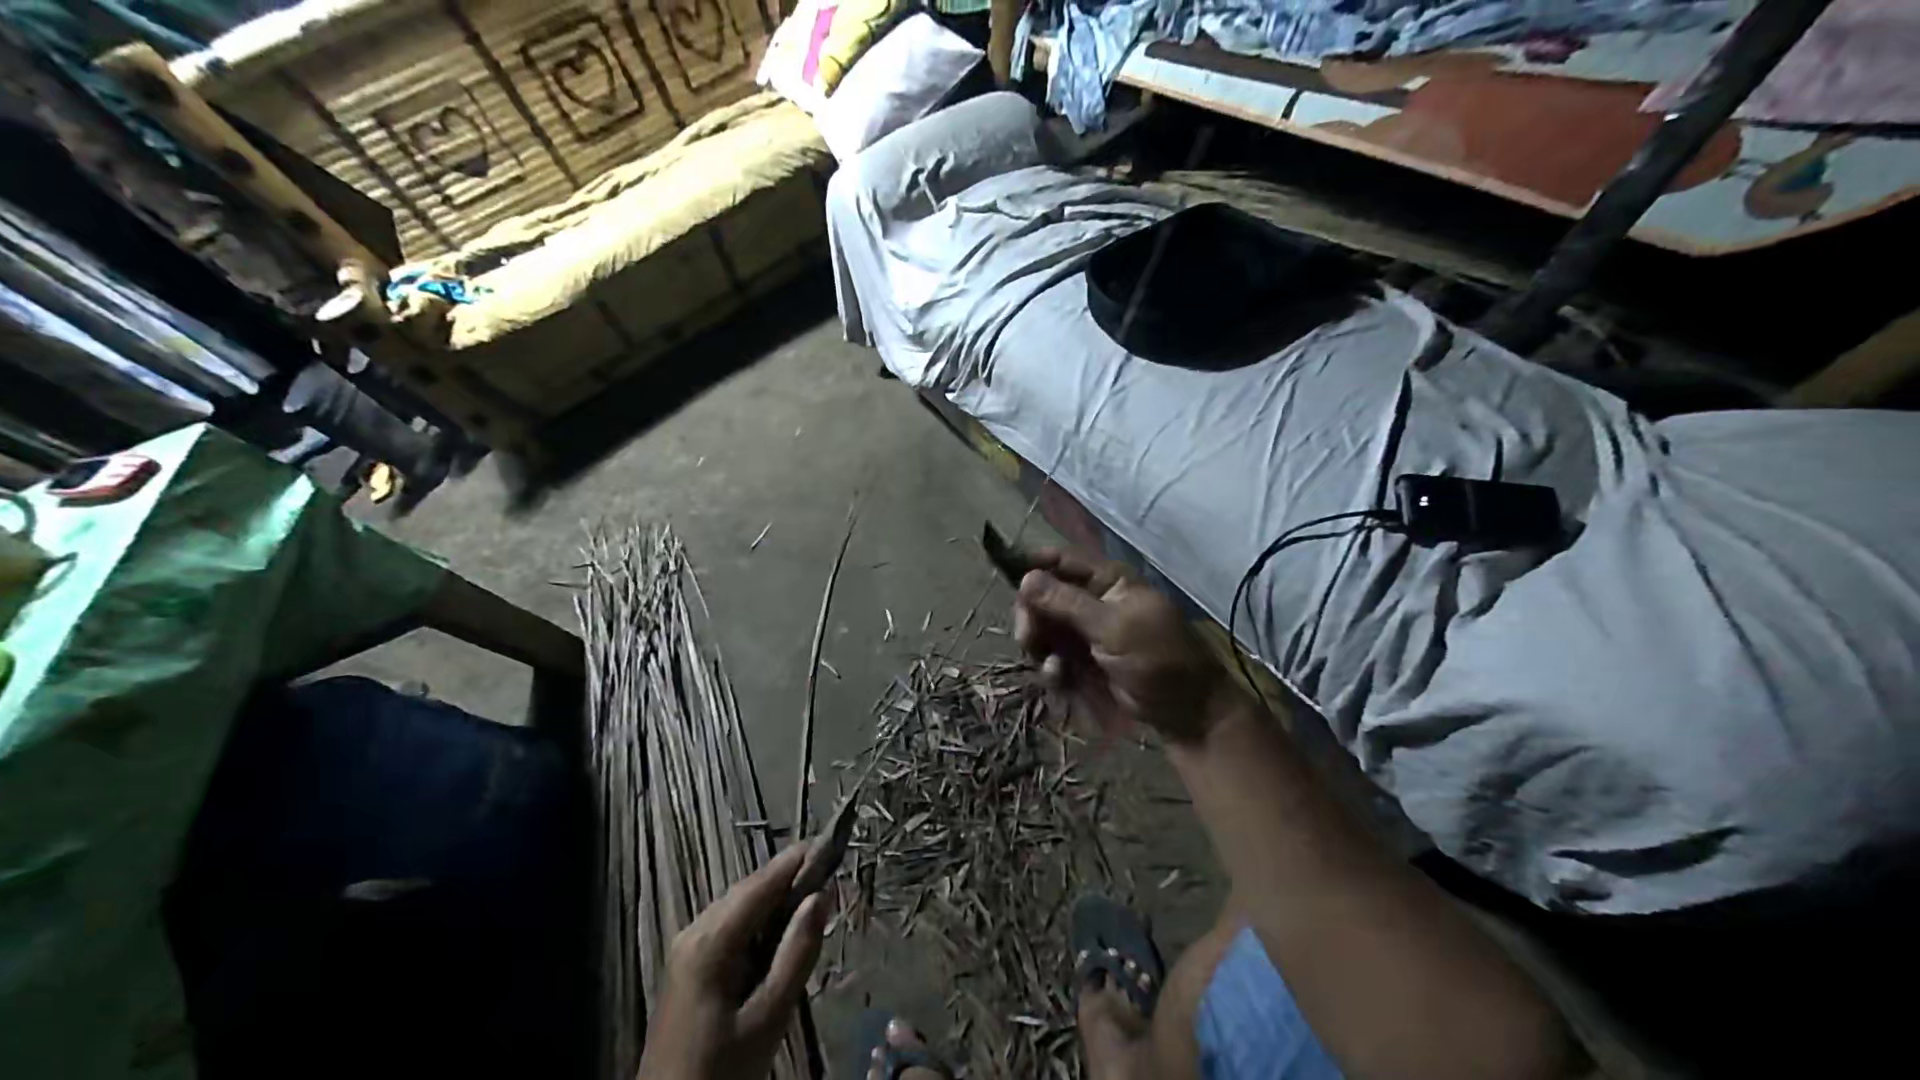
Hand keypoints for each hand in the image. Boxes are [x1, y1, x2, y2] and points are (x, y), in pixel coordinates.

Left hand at [636, 843, 829, 1079]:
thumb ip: (797, 952)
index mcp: (711, 941)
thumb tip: (821, 896)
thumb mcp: (769, 1016)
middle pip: (749, 891)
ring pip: (739, 907)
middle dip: (787, 879)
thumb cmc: (722, 1072)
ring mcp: (687, 948)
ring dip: (775, 899)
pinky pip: (730, 927)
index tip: (829, 842)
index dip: (795, 861)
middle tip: (829, 873)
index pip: (761, 884)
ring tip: (813, 898)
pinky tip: (780, 932)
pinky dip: (758, 920)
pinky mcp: (688, 965)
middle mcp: (694, 931)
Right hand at [1012, 548, 1243, 743]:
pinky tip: (1060, 678)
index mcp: (1107, 580)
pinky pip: (1053, 656)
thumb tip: (1025, 577)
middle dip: (1032, 616)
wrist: (1185, 710)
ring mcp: (1086, 632)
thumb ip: (1067, 603)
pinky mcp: (1082, 661)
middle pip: (1043, 596)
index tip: (1010, 584)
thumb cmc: (1157, 658)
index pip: (1061, 561)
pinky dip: (1052, 667)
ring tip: (1053, 667)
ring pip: (1043, 628)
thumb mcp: (1113, 627)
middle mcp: (1092, 601)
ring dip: (1040, 646)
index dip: (1033, 567)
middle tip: (1028, 639)